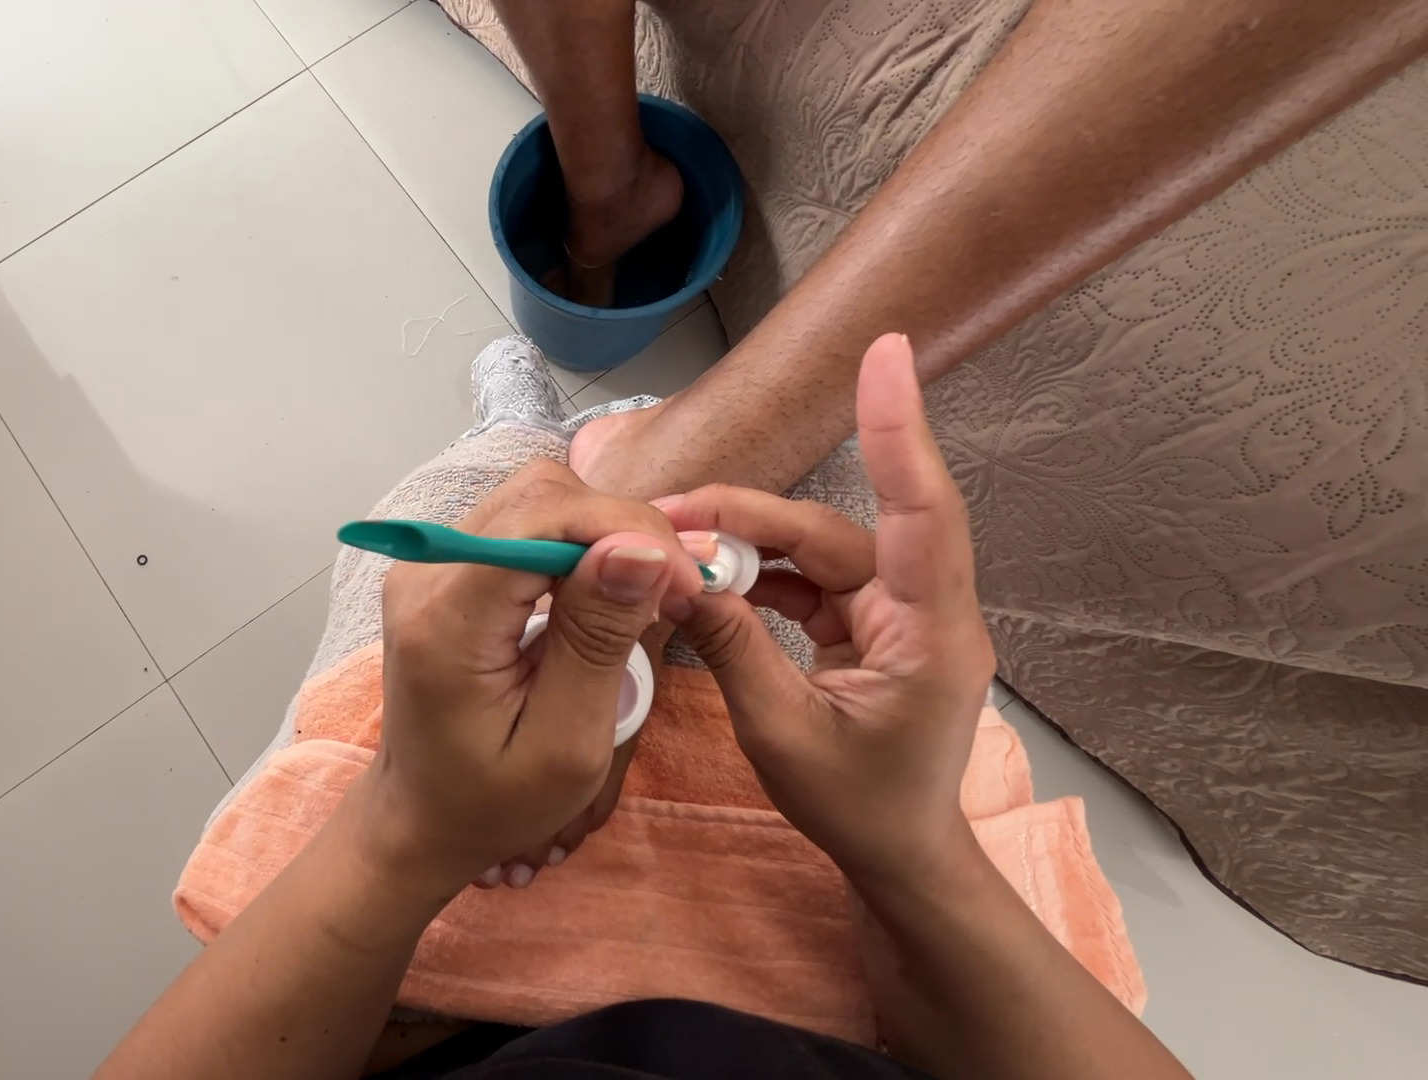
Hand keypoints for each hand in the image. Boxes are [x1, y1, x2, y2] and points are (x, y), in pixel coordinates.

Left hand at [358, 461, 701, 896]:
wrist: (421, 813)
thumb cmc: (493, 800)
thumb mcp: (565, 743)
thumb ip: (597, 639)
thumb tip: (639, 546)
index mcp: (445, 620)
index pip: (540, 518)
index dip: (624, 529)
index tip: (681, 580)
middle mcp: (424, 574)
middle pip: (538, 496)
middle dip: (618, 526)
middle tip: (666, 587)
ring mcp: (428, 565)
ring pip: (532, 499)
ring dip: (598, 532)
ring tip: (635, 593)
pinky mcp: (442, 567)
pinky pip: (520, 522)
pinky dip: (572, 542)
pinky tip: (595, 589)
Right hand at [658, 333, 994, 887]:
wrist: (897, 853)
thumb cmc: (856, 805)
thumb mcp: (781, 731)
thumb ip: (733, 647)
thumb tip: (675, 579)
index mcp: (927, 632)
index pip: (923, 512)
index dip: (900, 429)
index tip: (888, 353)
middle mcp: (917, 606)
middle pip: (830, 532)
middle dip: (747, 517)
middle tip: (666, 515)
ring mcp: (890, 613)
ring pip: (811, 551)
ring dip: (744, 544)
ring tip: (674, 546)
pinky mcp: (863, 624)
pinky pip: (803, 580)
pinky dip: (755, 576)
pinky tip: (709, 580)